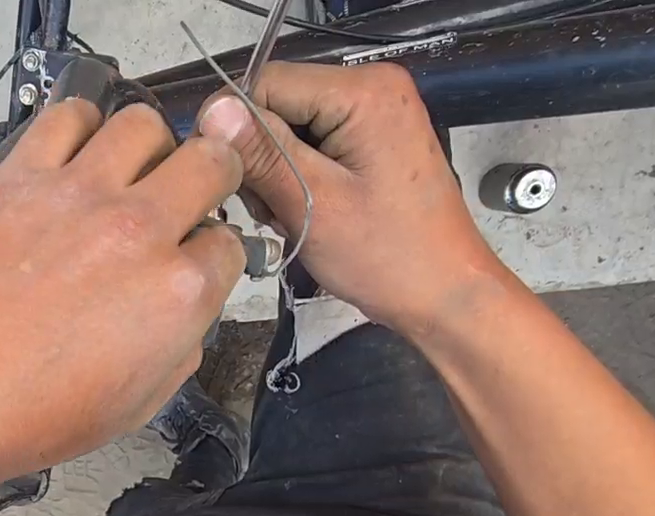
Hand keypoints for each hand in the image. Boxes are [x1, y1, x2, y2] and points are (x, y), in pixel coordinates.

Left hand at [0, 100, 246, 481]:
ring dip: (150, 149)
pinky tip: (77, 157)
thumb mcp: (139, 406)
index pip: (227, 246)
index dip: (212, 258)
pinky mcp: (23, 176)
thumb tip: (185, 308)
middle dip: (211, 179)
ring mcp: (80, 195)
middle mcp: (140, 230)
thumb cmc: (40, 414)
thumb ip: (181, 347)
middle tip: (187, 197)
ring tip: (128, 177)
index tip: (192, 264)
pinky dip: (83, 127)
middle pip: (209, 163)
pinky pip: (68, 116)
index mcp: (178, 293)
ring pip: (144, 126)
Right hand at [197, 63, 510, 337]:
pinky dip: (297, 181)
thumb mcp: (313, 204)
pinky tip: (303, 213)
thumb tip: (212, 111)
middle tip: (270, 213)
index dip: (237, 132)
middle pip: (279, 104)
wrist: (442, 292)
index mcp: (363, 92)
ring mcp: (375, 114)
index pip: (267, 83)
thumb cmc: (384, 256)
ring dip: (275, 175)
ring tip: (288, 218)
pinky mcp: (372, 141)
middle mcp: (372, 87)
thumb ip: (263, 155)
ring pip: (291, 129)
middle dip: (259, 159)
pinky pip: (314, 146)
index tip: (230, 187)